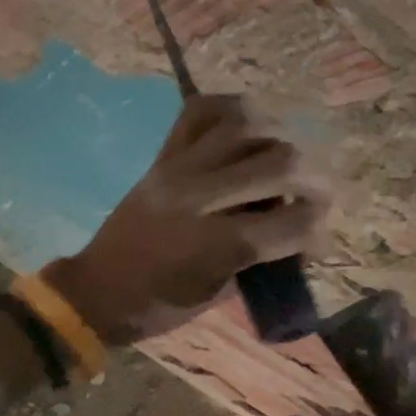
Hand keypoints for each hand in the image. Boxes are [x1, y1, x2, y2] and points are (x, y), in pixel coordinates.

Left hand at [46, 96, 330, 345]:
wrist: (97, 289)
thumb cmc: (158, 306)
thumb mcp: (218, 294)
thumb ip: (262, 259)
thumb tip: (302, 230)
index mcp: (214, 244)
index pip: (292, 221)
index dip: (318, 229)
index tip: (317, 239)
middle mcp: (198, 196)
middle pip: (279, 162)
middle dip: (314, 181)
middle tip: (317, 196)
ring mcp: (177, 169)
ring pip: (244, 125)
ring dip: (279, 139)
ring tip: (286, 160)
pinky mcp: (161, 156)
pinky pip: (199, 112)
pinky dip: (232, 110)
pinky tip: (250, 127)